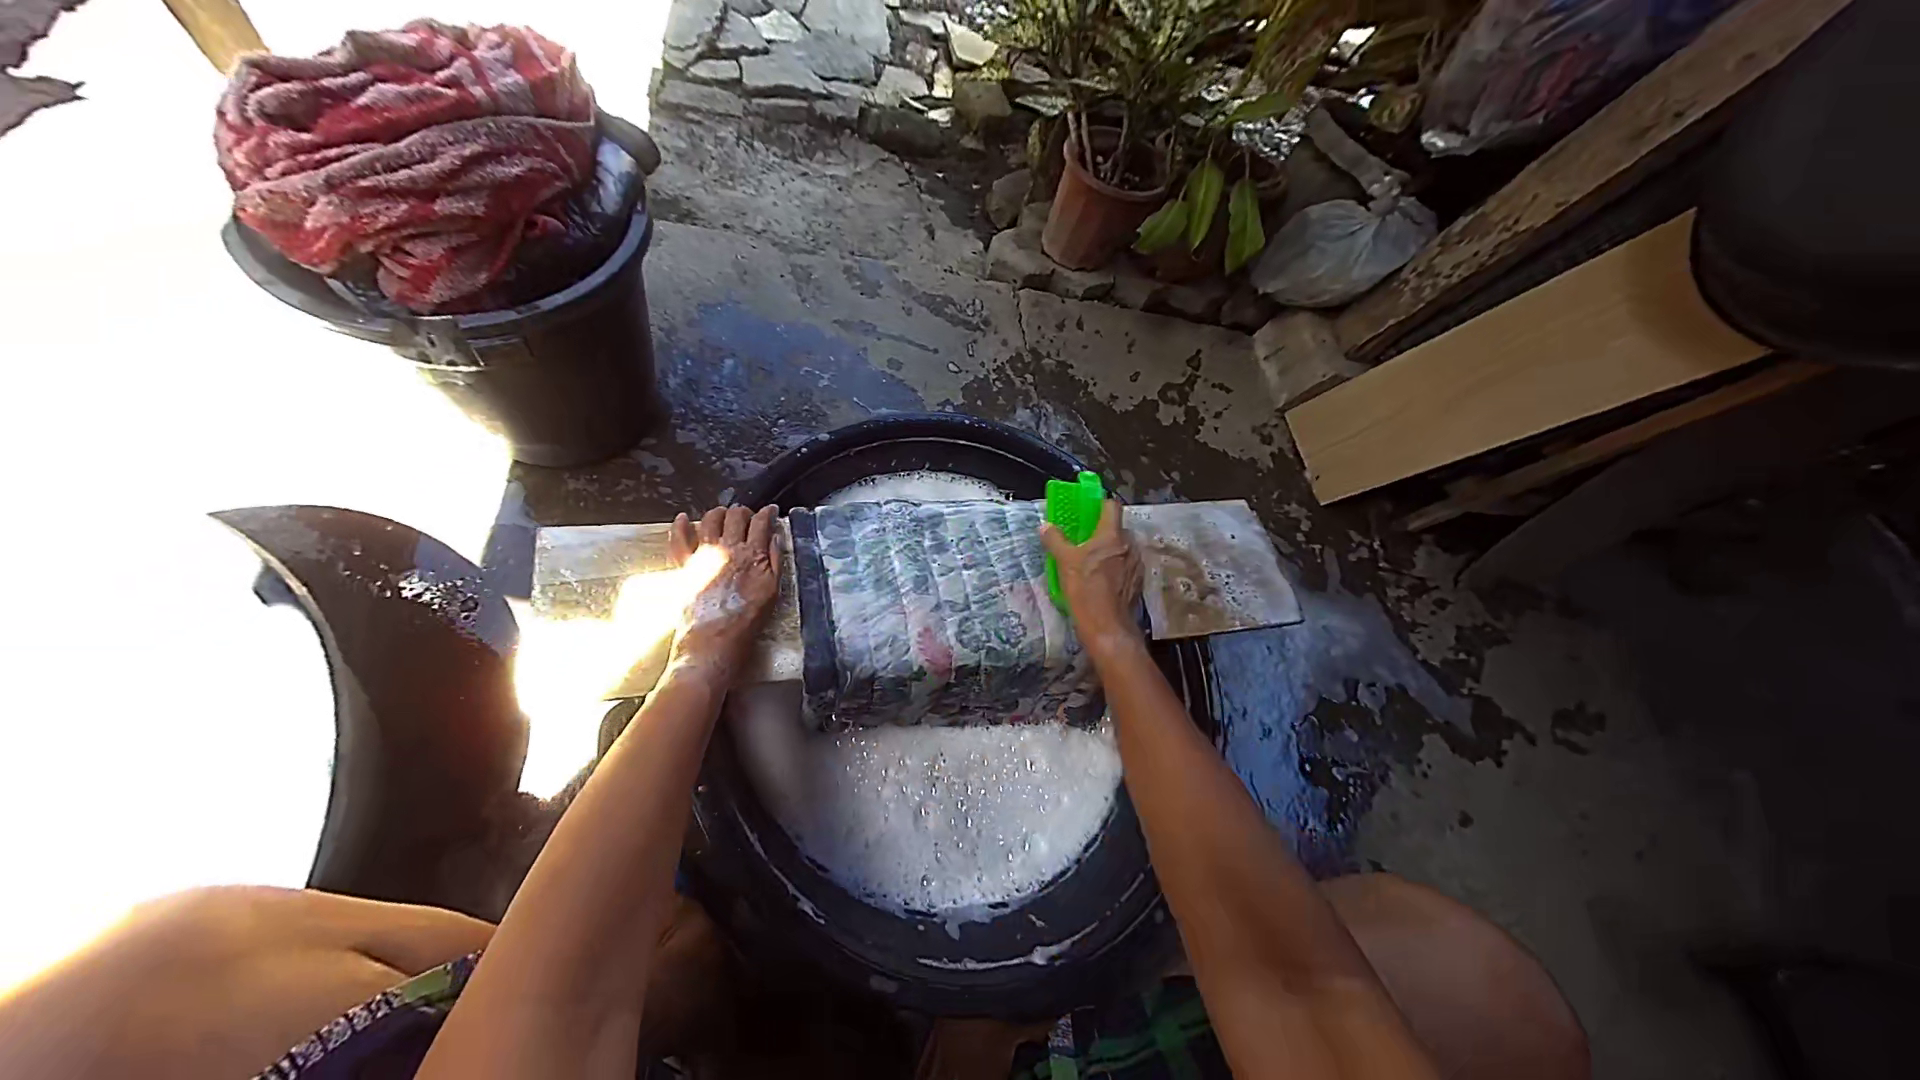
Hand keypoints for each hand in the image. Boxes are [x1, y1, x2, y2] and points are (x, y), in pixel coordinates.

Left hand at [667, 504, 781, 674]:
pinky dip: (680, 526)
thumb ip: (775, 562)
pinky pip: (679, 539)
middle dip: (744, 511)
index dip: (768, 513)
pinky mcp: (685, 566)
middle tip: (748, 515)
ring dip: (718, 513)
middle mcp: (727, 549)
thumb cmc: (745, 622)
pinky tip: (683, 518)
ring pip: (710, 520)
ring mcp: (704, 555)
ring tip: (723, 514)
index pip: (761, 523)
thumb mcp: (772, 592)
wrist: (713, 642)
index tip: (771, 511)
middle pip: (736, 516)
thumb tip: (775, 539)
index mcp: (752, 554)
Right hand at [1039, 499, 1142, 653]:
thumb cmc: (1085, 590)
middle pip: (1116, 528)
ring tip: (1090, 562)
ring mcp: (1136, 564)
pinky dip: (1115, 567)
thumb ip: (1055, 540)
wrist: (1107, 627)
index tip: (1085, 511)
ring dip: (1108, 550)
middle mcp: (1129, 546)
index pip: (1111, 506)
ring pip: (1122, 548)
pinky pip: (1125, 566)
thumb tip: (1045, 526)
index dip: (1099, 505)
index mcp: (1112, 535)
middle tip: (1082, 540)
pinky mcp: (1137, 582)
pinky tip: (1101, 579)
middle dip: (1100, 531)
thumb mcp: (1064, 563)